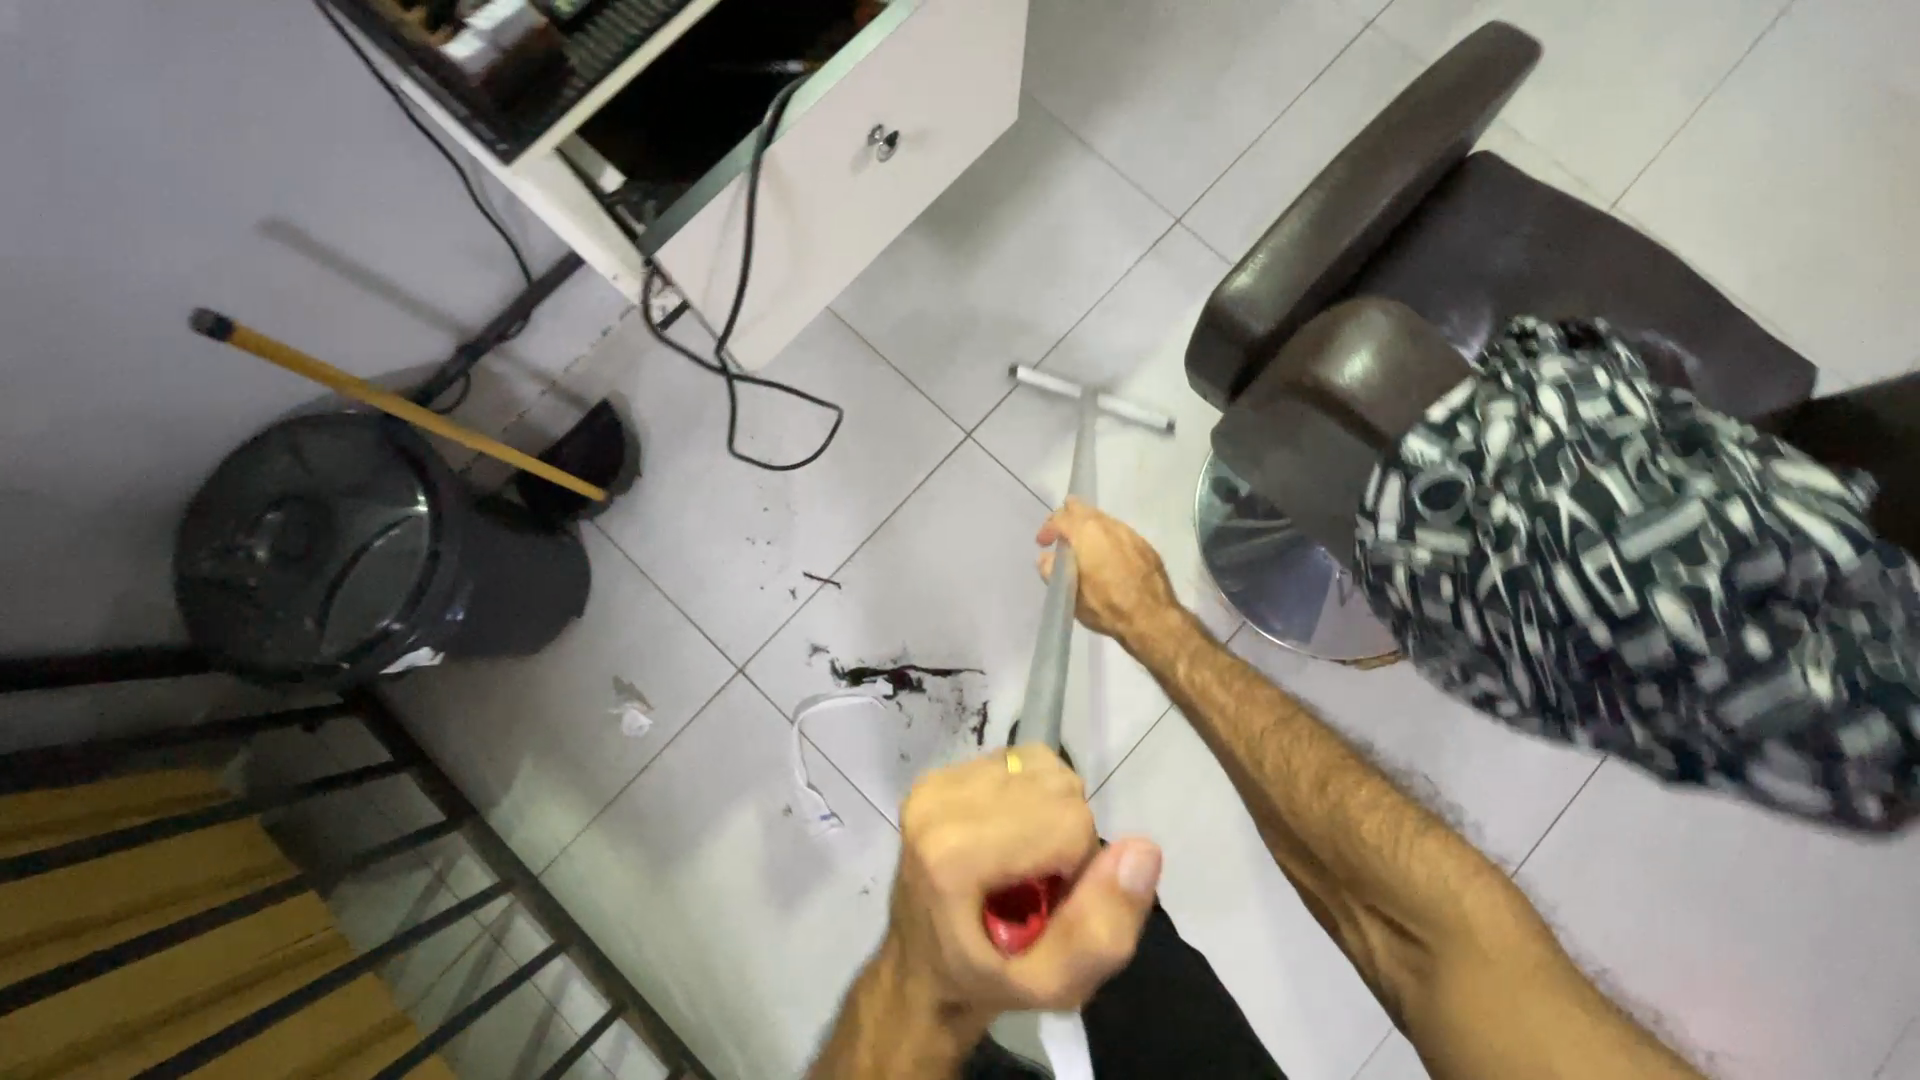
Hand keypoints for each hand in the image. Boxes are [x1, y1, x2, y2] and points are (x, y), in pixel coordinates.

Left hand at [885, 746, 1161, 1024]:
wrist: (919, 971)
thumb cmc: (984, 982)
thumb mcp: (1052, 988)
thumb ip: (1101, 931)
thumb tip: (1144, 849)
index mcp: (954, 855)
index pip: (1070, 823)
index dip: (1081, 869)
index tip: (1052, 907)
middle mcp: (938, 803)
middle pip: (1059, 788)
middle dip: (1068, 838)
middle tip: (1039, 887)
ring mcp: (934, 783)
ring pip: (1044, 767)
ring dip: (1052, 814)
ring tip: (1024, 861)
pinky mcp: (937, 773)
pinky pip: (1020, 761)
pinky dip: (1032, 796)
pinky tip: (1011, 836)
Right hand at [1037, 498, 1182, 644]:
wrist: (1152, 617)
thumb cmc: (1106, 606)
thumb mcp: (1070, 594)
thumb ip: (1052, 571)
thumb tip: (1046, 558)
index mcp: (1086, 533)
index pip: (1060, 518)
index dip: (1047, 528)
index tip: (1042, 543)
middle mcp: (1108, 525)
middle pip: (1082, 508)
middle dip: (1067, 518)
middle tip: (1061, 536)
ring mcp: (1129, 533)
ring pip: (1102, 519)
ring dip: (1088, 529)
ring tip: (1084, 550)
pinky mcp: (1145, 545)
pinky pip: (1119, 533)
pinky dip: (1107, 539)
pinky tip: (1108, 560)